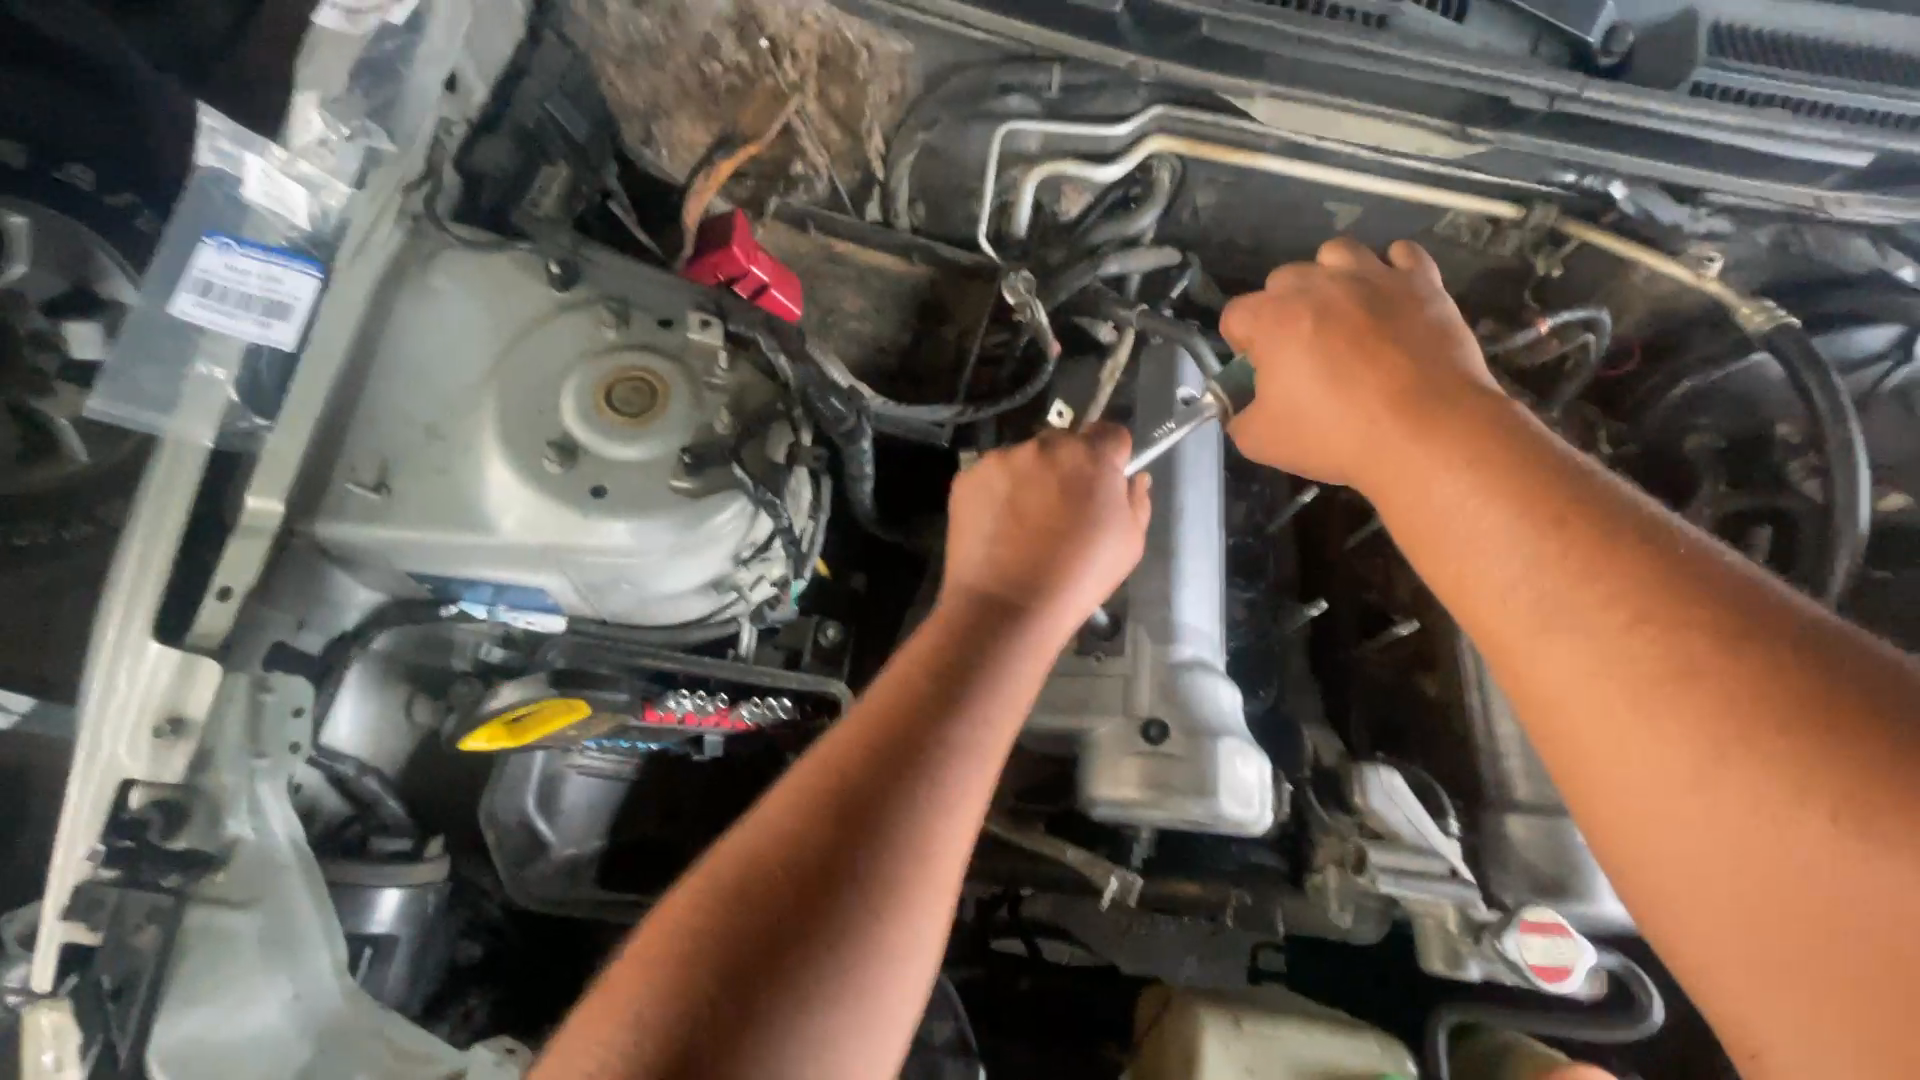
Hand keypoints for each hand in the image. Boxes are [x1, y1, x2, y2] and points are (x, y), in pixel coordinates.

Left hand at [940, 424, 1150, 634]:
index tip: (1103, 483)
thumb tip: (1132, 478)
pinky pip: (992, 476)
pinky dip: (998, 494)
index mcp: (1091, 457)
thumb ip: (1136, 500)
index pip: (1110, 432)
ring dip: (1030, 478)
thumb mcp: (1129, 545)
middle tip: (1062, 508)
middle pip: (1064, 444)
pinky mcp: (968, 477)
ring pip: (1025, 459)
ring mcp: (1002, 459)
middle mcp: (1045, 447)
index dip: (1110, 457)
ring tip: (1025, 524)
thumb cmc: (1078, 578)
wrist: (1005, 606)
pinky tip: (998, 528)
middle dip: (1068, 467)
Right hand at [1221, 237, 1506, 493]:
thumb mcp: (1261, 441)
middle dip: (1281, 309)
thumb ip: (1239, 418)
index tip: (1256, 371)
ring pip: (1337, 253)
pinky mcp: (1421, 283)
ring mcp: (1374, 278)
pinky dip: (1390, 271)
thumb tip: (1242, 410)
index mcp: (1274, 320)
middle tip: (1299, 350)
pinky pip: (1402, 255)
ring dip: (1329, 278)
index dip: (1240, 344)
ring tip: (1340, 313)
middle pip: (1282, 279)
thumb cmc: (1336, 435)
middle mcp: (1320, 285)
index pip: (1235, 315)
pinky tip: (1388, 300)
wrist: (1427, 432)